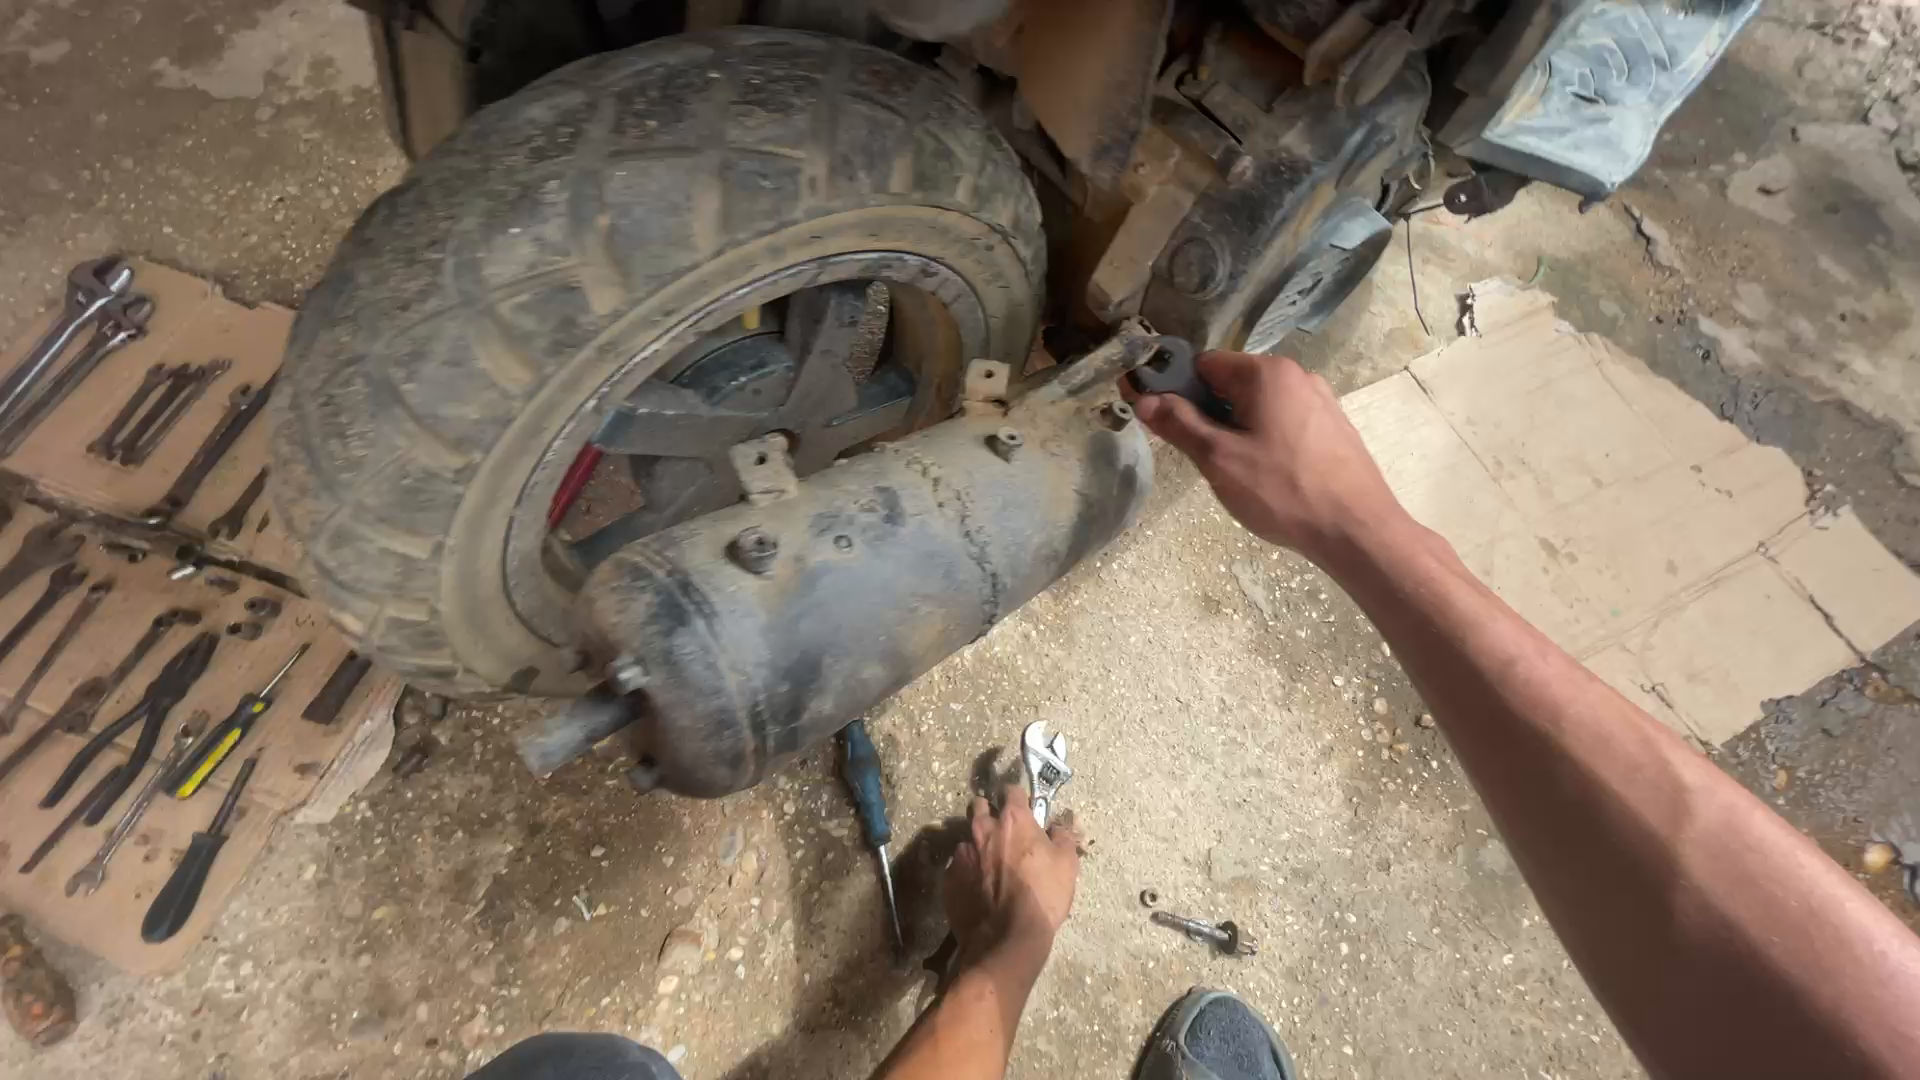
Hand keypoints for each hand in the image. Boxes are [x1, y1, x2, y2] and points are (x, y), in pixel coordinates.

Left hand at [944, 786, 1079, 963]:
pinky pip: (958, 866)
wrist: (1008, 938)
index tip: (1023, 808)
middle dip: (989, 812)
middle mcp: (983, 828)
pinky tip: (977, 888)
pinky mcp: (949, 876)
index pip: (1012, 789)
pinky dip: (967, 871)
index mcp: (1013, 819)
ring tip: (989, 866)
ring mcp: (963, 852)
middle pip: (980, 806)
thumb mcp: (1067, 864)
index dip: (1018, 797)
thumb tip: (1059, 825)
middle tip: (1001, 832)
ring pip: (968, 838)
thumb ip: (1063, 836)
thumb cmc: (1043, 896)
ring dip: (978, 845)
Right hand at [1126, 350, 1407, 561]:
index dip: (1175, 389)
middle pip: (1230, 383)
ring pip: (1256, 405)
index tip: (1161, 421)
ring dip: (1233, 428)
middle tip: (1198, 455)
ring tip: (1232, 470)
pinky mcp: (1331, 427)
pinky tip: (1264, 474)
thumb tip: (1144, 398)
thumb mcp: (1218, 459)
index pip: (1203, 364)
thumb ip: (1179, 424)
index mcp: (1266, 373)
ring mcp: (1319, 400)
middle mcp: (1296, 375)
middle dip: (1206, 412)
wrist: (1356, 530)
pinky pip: (1281, 421)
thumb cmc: (1282, 491)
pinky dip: (1261, 438)